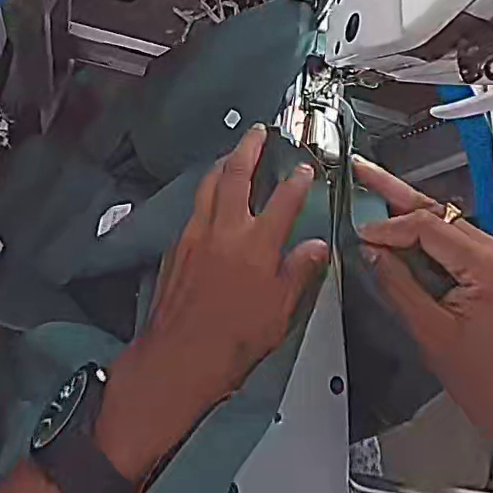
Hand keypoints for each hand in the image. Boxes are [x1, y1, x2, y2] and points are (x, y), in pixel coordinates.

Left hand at [96, 125, 330, 478]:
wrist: (176, 359)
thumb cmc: (230, 342)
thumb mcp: (279, 311)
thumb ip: (298, 272)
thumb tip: (316, 248)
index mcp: (256, 244)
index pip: (284, 199)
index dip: (297, 180)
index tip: (304, 170)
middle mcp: (224, 230)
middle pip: (237, 173)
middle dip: (249, 147)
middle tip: (257, 132)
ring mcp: (196, 234)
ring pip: (209, 184)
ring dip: (223, 163)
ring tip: (233, 154)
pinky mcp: (176, 246)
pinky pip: (193, 207)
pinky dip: (206, 193)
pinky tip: (210, 199)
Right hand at [353, 156, 492, 449]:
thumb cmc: (488, 381)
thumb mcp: (430, 331)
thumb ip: (398, 284)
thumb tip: (373, 252)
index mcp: (488, 265)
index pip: (428, 226)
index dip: (388, 226)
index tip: (361, 232)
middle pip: (437, 212)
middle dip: (395, 191)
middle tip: (364, 172)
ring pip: (443, 222)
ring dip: (406, 212)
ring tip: (372, 194)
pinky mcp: (491, 269)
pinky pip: (450, 241)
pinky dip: (420, 236)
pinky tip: (396, 233)